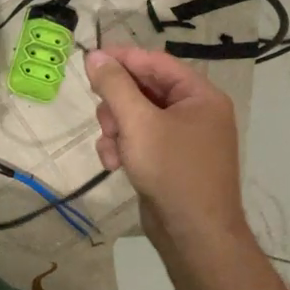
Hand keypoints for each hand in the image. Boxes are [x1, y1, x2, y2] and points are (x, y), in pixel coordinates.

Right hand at [84, 46, 247, 250]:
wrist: (194, 233)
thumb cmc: (172, 170)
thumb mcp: (138, 122)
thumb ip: (114, 85)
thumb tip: (95, 55)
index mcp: (200, 96)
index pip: (156, 62)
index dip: (122, 58)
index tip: (89, 62)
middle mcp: (195, 112)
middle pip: (143, 88)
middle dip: (116, 103)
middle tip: (103, 118)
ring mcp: (183, 137)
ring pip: (136, 114)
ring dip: (115, 128)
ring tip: (110, 148)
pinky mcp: (170, 158)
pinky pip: (140, 138)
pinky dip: (123, 146)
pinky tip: (114, 163)